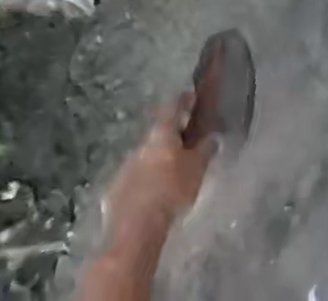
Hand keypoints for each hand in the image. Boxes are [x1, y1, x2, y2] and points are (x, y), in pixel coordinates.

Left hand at [104, 93, 217, 230]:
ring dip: (158, 159)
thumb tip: (212, 137)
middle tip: (186, 141)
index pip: (173, 108)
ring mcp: (125, 168)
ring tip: (171, 170)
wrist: (135, 231)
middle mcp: (140, 145)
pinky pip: (135, 177)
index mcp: (161, 134)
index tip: (192, 96)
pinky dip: (146, 179)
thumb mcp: (198, 169)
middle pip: (159, 134)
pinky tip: (154, 191)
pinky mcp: (115, 191)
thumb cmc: (172, 191)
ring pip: (146, 156)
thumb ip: (206, 149)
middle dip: (172, 135)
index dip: (183, 100)